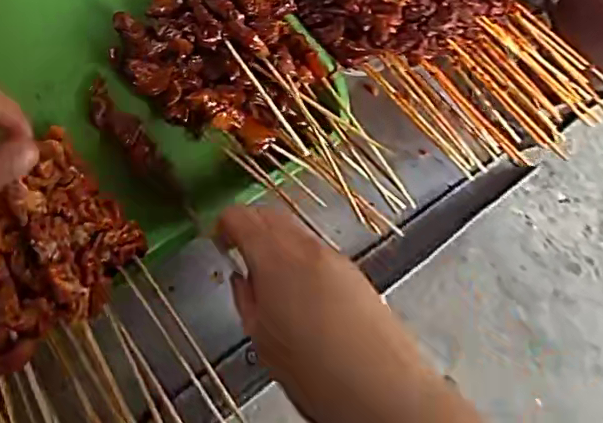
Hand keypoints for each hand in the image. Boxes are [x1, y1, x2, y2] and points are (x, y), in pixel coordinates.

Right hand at [217, 206, 479, 422]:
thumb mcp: (262, 340)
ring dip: (274, 237)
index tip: (218, 237)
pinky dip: (298, 253)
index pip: (240, 216)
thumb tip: (241, 279)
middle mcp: (303, 245)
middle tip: (237, 247)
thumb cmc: (317, 372)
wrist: (384, 389)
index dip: (224, 223)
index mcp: (274, 256)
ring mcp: (330, 254)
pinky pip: (314, 246)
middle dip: (249, 224)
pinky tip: (298, 287)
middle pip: (268, 214)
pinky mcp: (351, 269)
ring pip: (293, 228)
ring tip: (267, 271)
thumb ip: (246, 299)